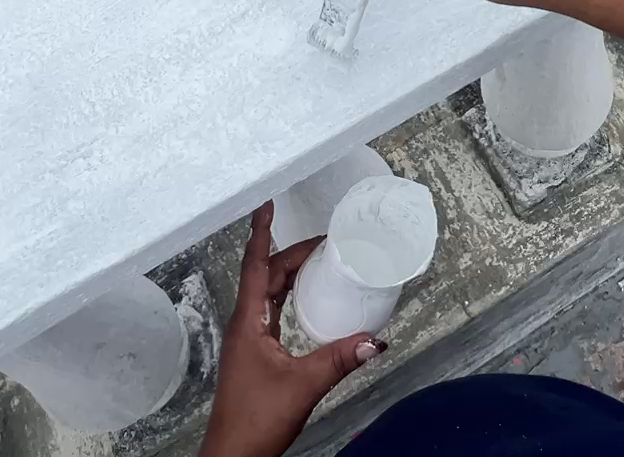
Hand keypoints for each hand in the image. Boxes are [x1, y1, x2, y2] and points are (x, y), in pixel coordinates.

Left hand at [198, 204, 385, 456]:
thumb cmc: (256, 420)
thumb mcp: (303, 386)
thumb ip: (339, 360)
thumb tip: (377, 340)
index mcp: (248, 320)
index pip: (255, 264)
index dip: (261, 232)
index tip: (268, 204)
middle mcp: (245, 322)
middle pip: (267, 273)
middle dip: (291, 251)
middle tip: (324, 239)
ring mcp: (249, 337)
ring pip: (269, 291)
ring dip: (290, 271)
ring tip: (319, 258)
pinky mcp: (256, 351)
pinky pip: (273, 309)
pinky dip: (290, 294)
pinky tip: (309, 298)